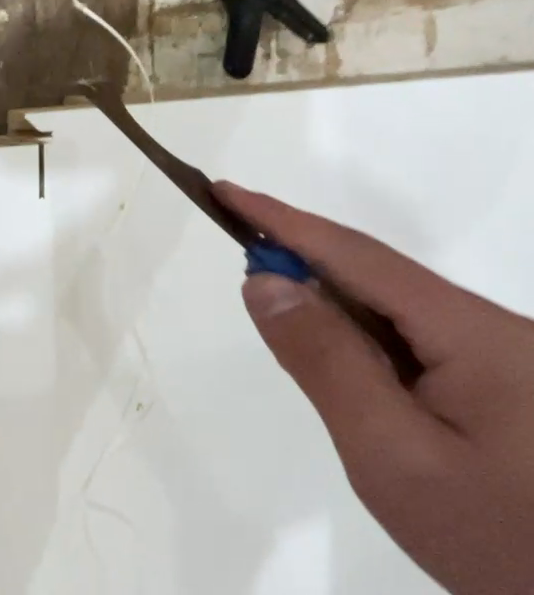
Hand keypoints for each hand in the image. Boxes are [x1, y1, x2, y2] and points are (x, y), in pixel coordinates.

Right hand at [217, 183, 533, 594]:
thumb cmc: (498, 536)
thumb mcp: (391, 454)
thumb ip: (325, 360)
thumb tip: (264, 280)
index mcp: (483, 339)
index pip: (359, 258)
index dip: (284, 220)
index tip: (220, 189)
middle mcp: (508, 336)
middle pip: (383, 280)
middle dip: (305, 262)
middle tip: (240, 267)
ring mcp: (520, 364)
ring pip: (403, 313)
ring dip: (336, 308)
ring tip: (285, 321)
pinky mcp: (520, 391)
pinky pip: (425, 342)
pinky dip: (369, 337)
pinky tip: (352, 367)